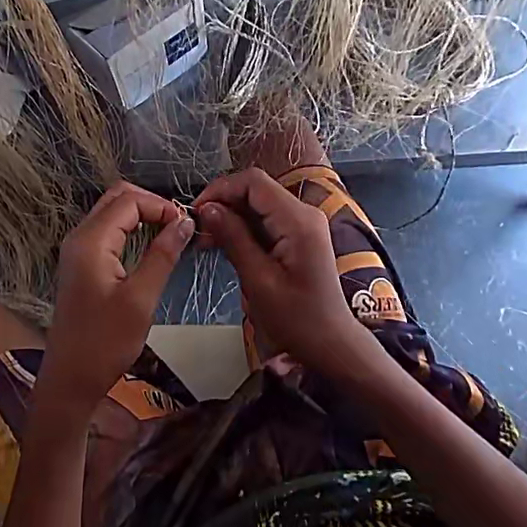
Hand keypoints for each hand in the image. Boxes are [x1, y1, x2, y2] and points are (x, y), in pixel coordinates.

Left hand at [38, 184, 195, 412]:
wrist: (71, 378)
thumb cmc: (105, 342)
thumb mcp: (141, 299)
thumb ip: (163, 255)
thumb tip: (185, 222)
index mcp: (90, 241)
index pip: (128, 201)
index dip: (161, 205)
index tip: (187, 223)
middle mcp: (79, 238)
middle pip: (117, 199)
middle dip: (151, 204)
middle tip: (180, 225)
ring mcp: (77, 251)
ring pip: (112, 213)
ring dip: (142, 215)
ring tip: (171, 233)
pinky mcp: (81, 264)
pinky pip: (108, 232)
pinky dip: (131, 230)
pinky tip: (151, 246)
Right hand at [194, 168, 372, 377]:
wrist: (329, 343)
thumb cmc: (296, 319)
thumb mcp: (258, 280)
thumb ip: (233, 239)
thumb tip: (208, 209)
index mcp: (298, 221)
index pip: (254, 183)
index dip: (221, 190)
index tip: (196, 212)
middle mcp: (304, 214)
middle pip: (255, 190)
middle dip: (223, 204)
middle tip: (197, 231)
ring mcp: (302, 224)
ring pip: (257, 205)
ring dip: (229, 217)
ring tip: (205, 241)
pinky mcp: (297, 236)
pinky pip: (265, 221)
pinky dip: (242, 228)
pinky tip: (222, 244)